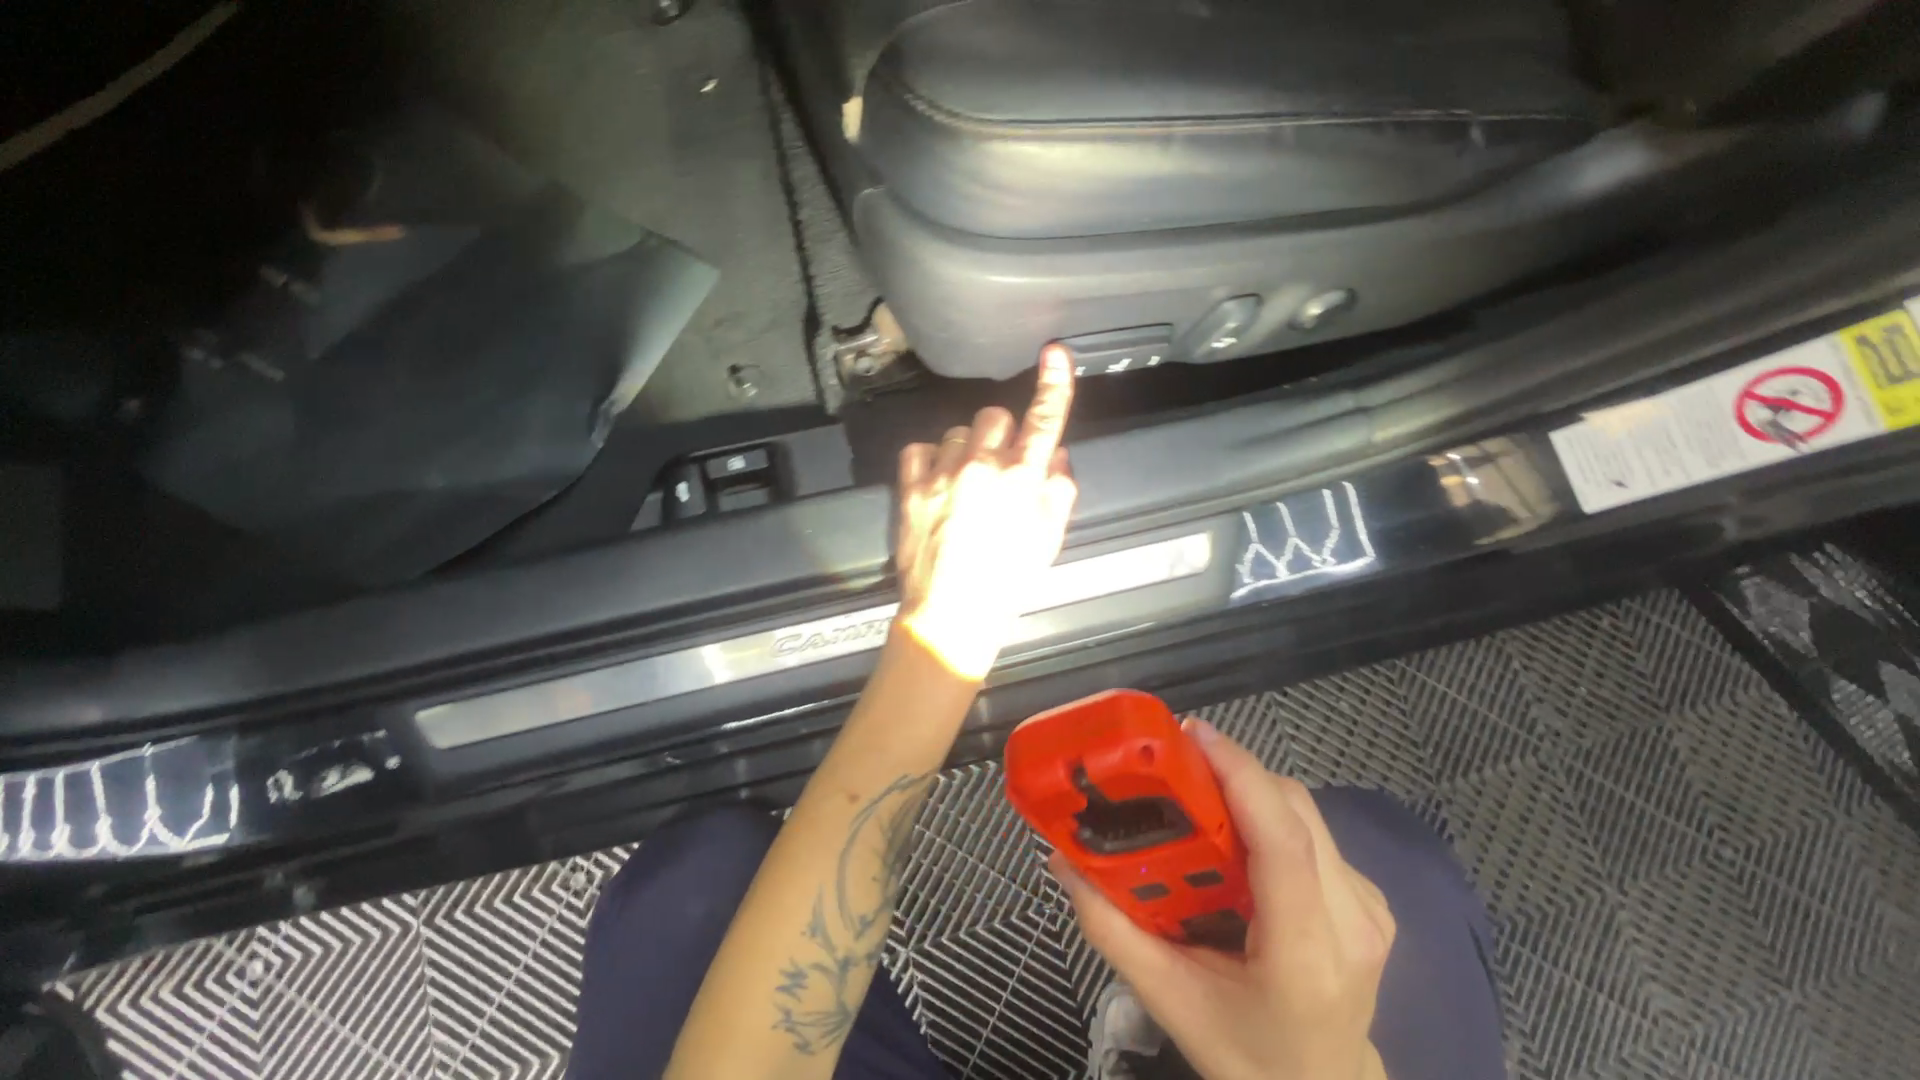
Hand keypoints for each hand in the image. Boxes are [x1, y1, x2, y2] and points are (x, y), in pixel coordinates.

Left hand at [893, 346, 1077, 678]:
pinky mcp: (911, 486)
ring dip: (965, 447)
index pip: (1044, 419)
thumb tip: (1056, 455)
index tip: (1055, 353)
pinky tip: (936, 481)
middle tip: (998, 465)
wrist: (952, 613)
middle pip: (994, 416)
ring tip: (964, 482)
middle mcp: (983, 466)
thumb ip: (1058, 490)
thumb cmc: (1008, 582)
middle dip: (1000, 434)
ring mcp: (943, 473)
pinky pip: (920, 447)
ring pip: (957, 430)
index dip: (1053, 383)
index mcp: (1023, 479)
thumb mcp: (1049, 540)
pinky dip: (929, 458)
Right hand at [1051, 719, 1395, 1079]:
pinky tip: (1234, 838)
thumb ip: (1112, 928)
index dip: (1240, 775)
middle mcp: (1354, 920)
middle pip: (1293, 812)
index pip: (1282, 841)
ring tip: (1195, 794)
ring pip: (1305, 815)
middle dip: (1232, 773)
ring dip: (1248, 793)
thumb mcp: (1168, 999)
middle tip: (1172, 764)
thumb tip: (1064, 859)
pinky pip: (1313, 834)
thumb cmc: (1244, 1052)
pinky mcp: (1371, 900)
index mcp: (1306, 952)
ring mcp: (1370, 907)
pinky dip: (1268, 818)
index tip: (1192, 735)